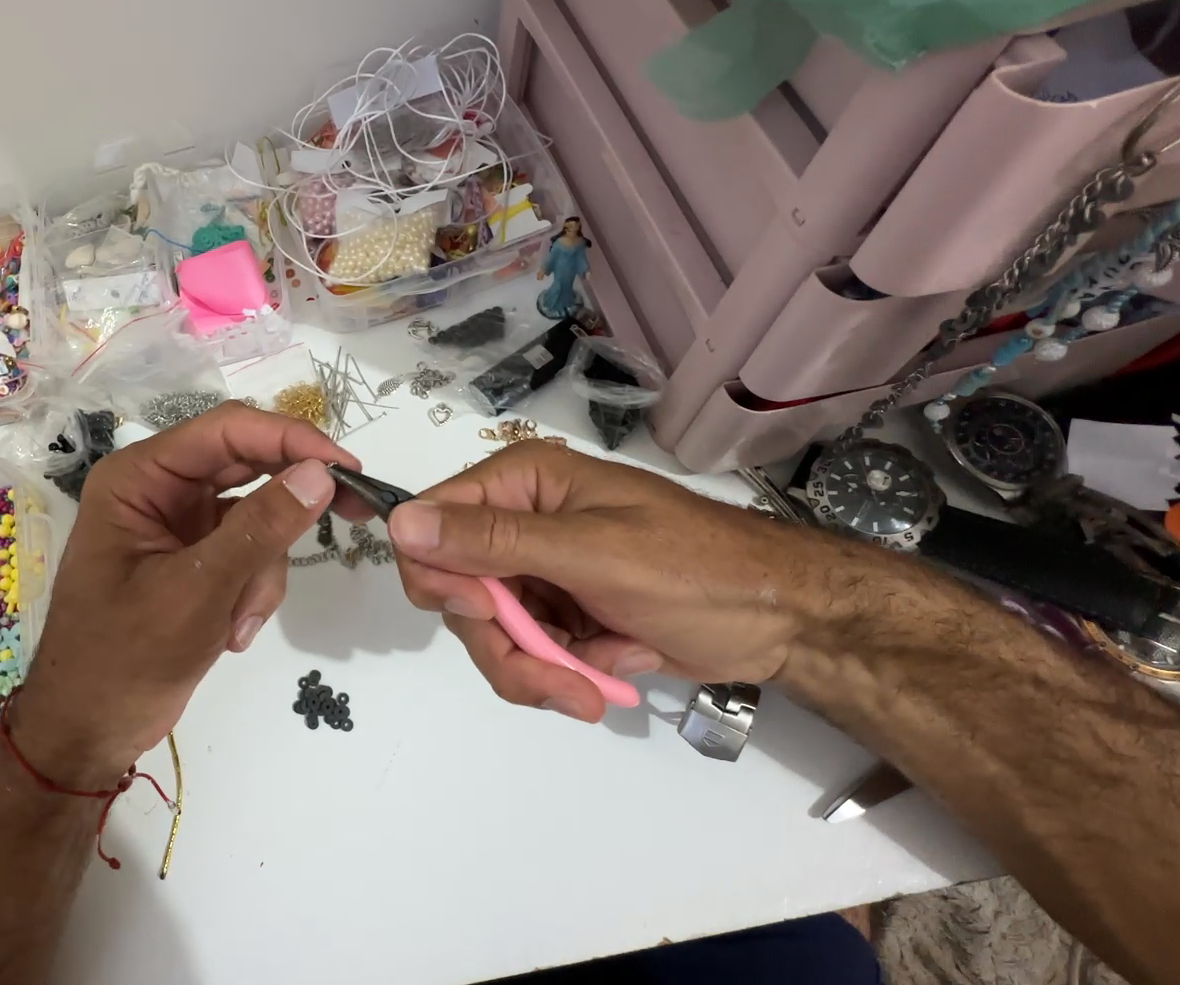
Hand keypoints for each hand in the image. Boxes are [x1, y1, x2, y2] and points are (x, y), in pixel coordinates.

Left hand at [9, 402, 368, 783]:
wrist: (89, 729)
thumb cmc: (123, 657)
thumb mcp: (198, 590)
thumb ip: (261, 528)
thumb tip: (320, 474)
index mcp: (140, 477)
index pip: (226, 430)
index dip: (290, 438)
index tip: (346, 466)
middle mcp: (159, 488)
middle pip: (247, 466)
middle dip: (291, 500)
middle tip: (354, 510)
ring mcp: (179, 524)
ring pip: (256, 515)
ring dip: (263, 569)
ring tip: (238, 621)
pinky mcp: (196, 558)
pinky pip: (248, 552)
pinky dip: (252, 590)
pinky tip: (231, 632)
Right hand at [389, 441, 879, 721]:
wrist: (781, 619)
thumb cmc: (694, 567)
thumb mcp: (590, 552)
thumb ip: (493, 541)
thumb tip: (398, 522)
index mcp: (517, 485)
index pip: (430, 526)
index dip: (441, 576)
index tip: (484, 611)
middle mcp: (515, 523)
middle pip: (456, 592)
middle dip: (501, 644)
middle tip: (556, 678)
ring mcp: (535, 571)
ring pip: (487, 632)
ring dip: (534, 670)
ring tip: (590, 693)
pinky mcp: (556, 612)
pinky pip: (523, 652)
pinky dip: (558, 673)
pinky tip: (608, 671)